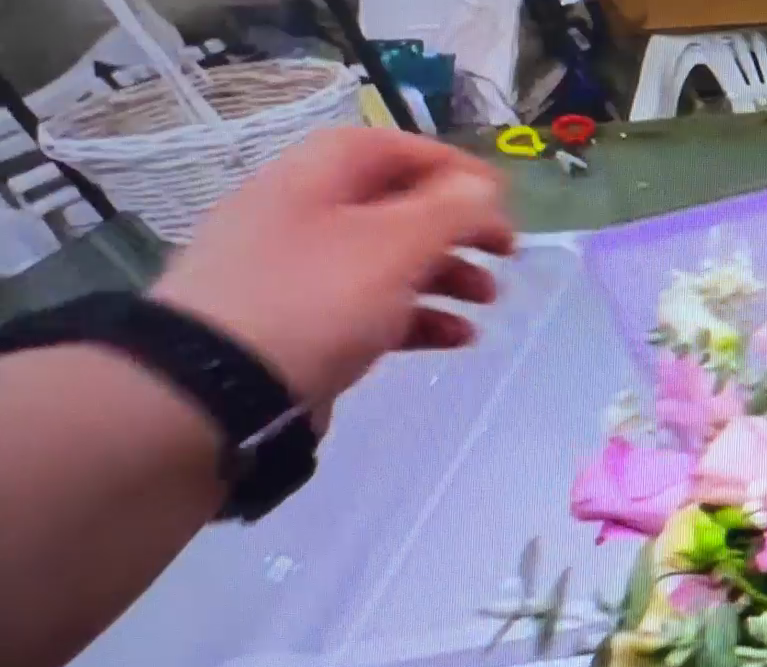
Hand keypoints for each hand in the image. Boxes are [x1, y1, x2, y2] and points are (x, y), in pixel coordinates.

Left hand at [149, 127, 516, 430]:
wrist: (225, 382)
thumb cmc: (315, 300)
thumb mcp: (391, 246)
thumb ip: (446, 212)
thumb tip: (484, 188)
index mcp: (315, 182)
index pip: (387, 148)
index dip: (448, 165)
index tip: (501, 196)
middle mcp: (307, 218)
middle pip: (396, 208)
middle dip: (458, 229)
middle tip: (507, 254)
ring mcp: (306, 274)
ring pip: (393, 262)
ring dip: (449, 276)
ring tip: (488, 302)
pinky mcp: (312, 324)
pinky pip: (379, 310)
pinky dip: (424, 318)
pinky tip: (457, 337)